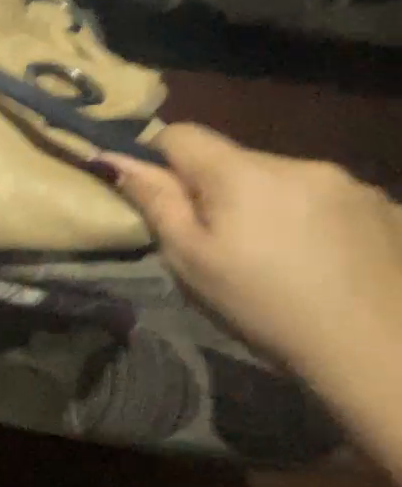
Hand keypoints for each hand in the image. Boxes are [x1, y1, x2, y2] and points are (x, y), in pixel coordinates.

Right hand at [105, 123, 401, 374]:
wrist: (380, 353)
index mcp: (243, 173)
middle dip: (217, 187)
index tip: (163, 197)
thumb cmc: (262, 303)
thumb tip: (113, 159)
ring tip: (275, 251)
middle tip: (219, 238)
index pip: (180, 134)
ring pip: (280, 178)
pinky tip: (321, 258)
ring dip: (266, 201)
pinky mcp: (387, 209)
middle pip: (233, 158)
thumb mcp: (188, 256)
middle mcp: (300, 164)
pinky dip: (312, 217)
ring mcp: (352, 186)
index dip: (159, 158)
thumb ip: (154, 200)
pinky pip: (326, 198)